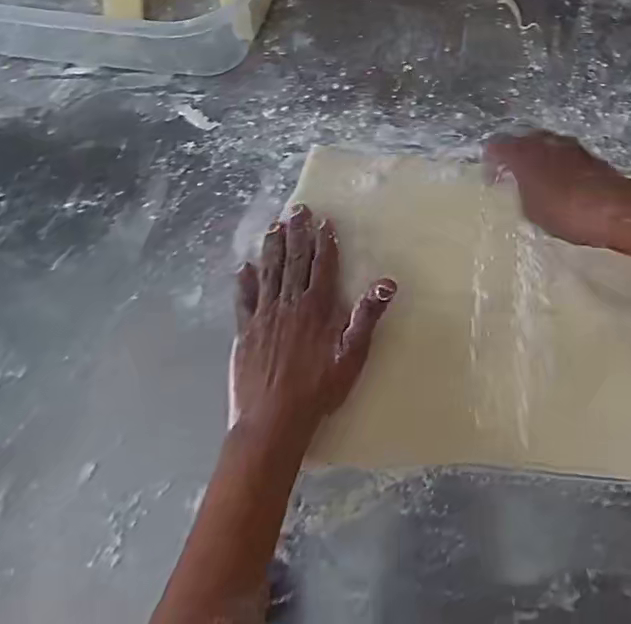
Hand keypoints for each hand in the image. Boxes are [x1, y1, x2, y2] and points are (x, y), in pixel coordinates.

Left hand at [230, 205, 395, 436]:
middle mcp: (290, 305)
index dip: (324, 242)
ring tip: (275, 225)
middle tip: (297, 209)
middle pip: (295, 262)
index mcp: (317, 308)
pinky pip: (245, 300)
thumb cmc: (318, 389)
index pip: (322, 266)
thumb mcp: (352, 355)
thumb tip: (387, 283)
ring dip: (273, 248)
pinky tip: (244, 266)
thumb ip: (366, 317)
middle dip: (297, 234)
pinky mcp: (245, 334)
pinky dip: (245, 281)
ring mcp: (264, 318)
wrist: (272, 422)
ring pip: (270, 273)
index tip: (324, 221)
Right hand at [484, 130, 630, 249]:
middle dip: (514, 157)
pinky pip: (563, 156)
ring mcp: (569, 145)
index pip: (497, 146)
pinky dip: (556, 165)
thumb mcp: (531, 210)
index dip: (490, 162)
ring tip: (534, 181)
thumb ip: (520, 192)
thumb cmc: (566, 212)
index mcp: (524, 152)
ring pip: (545, 146)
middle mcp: (545, 141)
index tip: (491, 178)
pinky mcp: (589, 155)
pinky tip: (558, 182)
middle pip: (522, 141)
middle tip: (510, 176)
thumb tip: (521, 186)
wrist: (615, 208)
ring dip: (537, 160)